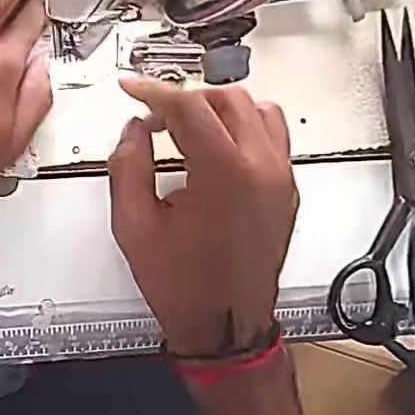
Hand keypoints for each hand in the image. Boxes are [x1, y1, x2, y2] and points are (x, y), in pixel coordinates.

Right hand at [109, 78, 298, 357]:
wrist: (224, 326)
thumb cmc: (185, 286)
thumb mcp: (134, 225)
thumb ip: (128, 167)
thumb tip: (134, 132)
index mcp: (225, 174)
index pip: (189, 107)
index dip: (154, 91)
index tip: (134, 88)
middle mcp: (262, 169)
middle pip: (227, 100)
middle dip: (185, 99)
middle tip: (154, 114)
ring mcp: (280, 179)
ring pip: (258, 111)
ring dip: (218, 109)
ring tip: (186, 126)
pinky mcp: (286, 191)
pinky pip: (272, 137)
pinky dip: (244, 128)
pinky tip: (216, 146)